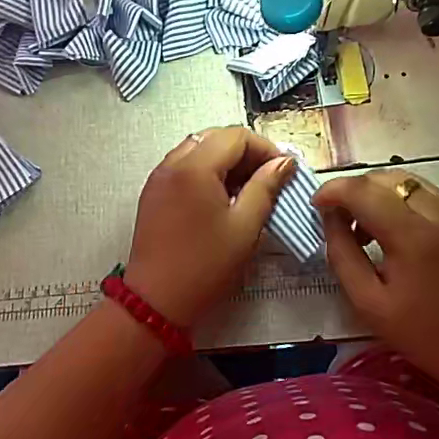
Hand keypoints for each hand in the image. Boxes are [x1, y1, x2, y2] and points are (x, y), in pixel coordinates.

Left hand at [124, 127, 296, 328]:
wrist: (156, 301)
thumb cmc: (205, 266)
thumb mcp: (245, 226)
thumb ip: (266, 187)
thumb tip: (283, 162)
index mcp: (194, 167)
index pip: (236, 136)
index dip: (265, 148)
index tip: (284, 171)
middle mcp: (172, 164)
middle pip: (215, 138)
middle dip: (246, 152)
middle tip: (269, 179)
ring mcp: (159, 178)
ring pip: (198, 150)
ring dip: (226, 161)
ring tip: (248, 190)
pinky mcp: (153, 194)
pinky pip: (184, 167)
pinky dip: (207, 173)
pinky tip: (223, 199)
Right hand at [313, 169, 438, 392]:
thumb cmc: (426, 335)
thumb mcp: (370, 303)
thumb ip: (343, 256)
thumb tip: (329, 220)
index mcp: (413, 235)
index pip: (363, 190)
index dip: (333, 192)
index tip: (314, 207)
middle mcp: (436, 212)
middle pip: (383, 178)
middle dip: (351, 191)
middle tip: (333, 220)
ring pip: (402, 180)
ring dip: (373, 193)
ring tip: (358, 228)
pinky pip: (419, 193)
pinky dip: (395, 199)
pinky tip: (386, 229)